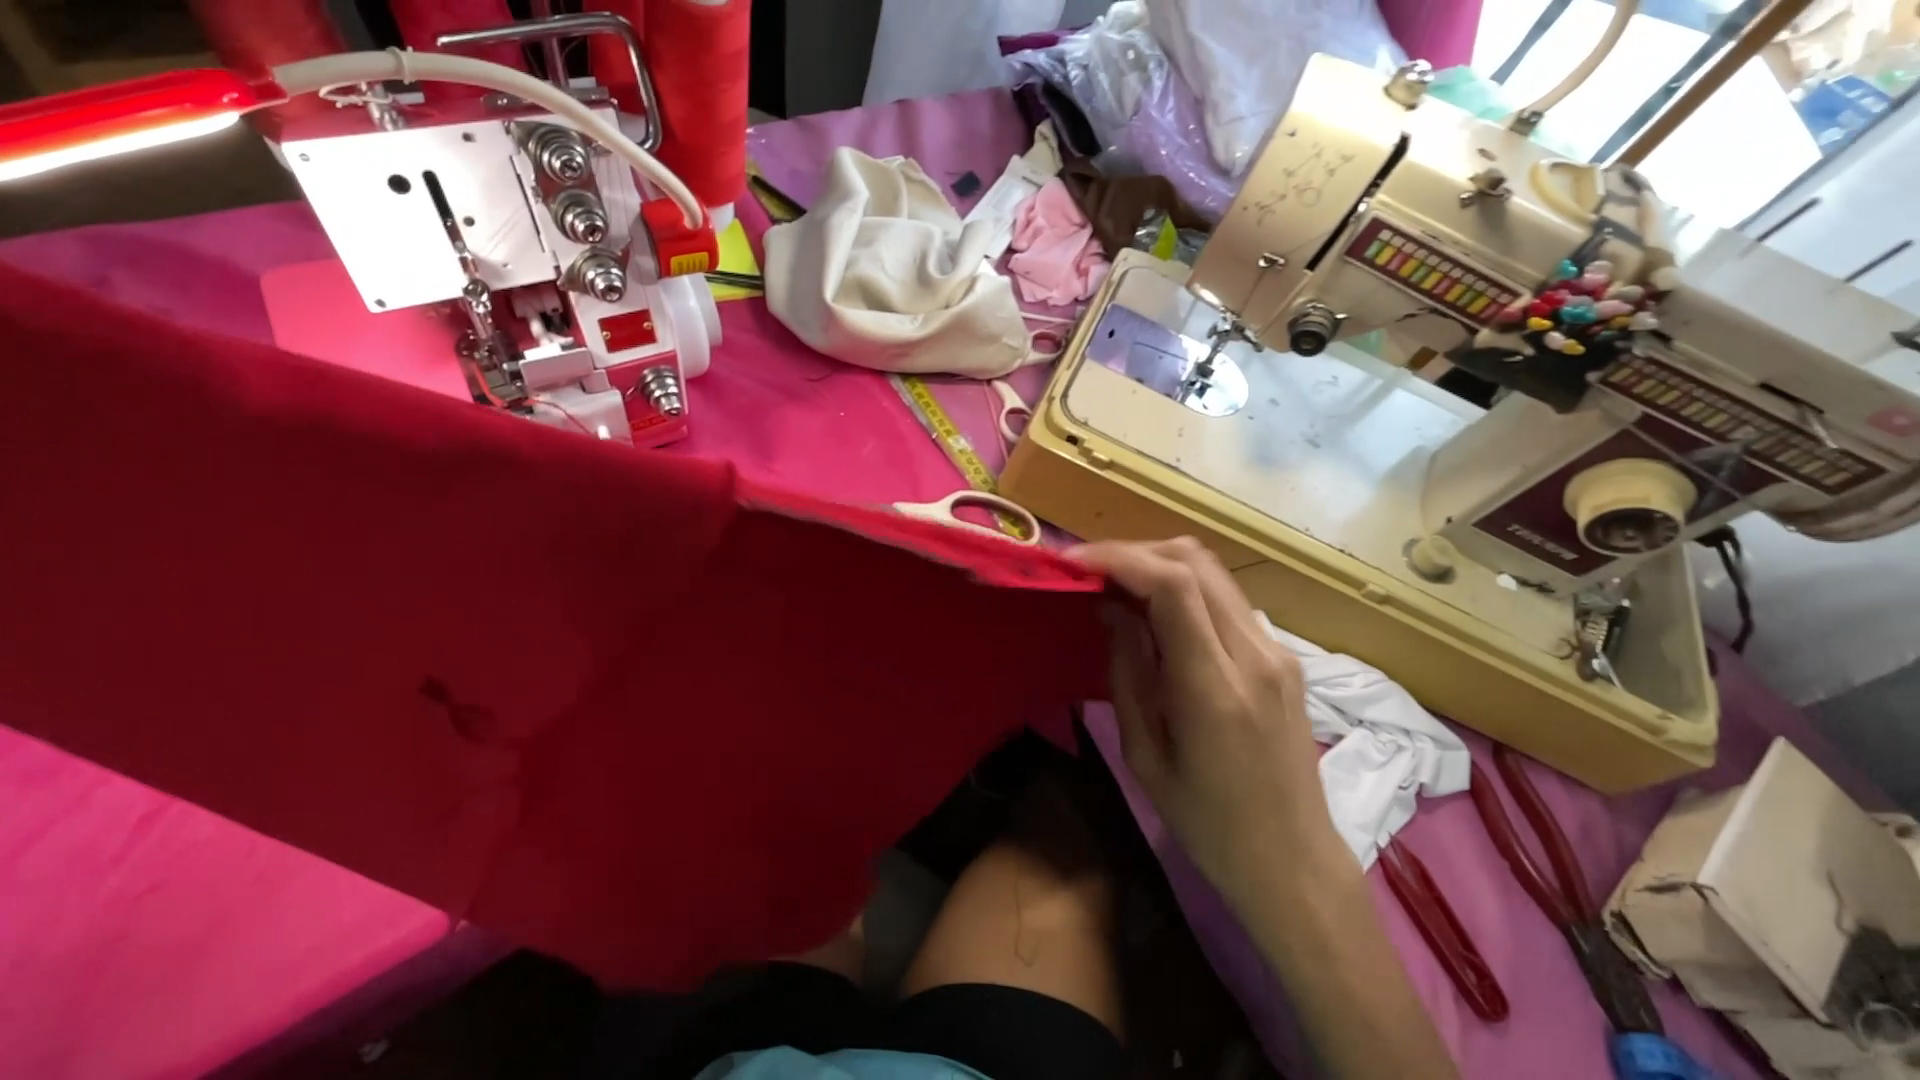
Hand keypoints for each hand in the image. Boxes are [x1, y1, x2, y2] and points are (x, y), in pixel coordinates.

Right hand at [1070, 538, 1338, 899]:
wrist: (1293, 860)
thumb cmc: (1207, 824)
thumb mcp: (1146, 757)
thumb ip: (1128, 674)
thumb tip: (1112, 610)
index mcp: (1215, 687)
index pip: (1172, 584)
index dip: (1118, 558)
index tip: (1073, 563)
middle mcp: (1255, 655)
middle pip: (1196, 561)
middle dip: (1135, 553)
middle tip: (1090, 573)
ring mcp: (1278, 653)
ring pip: (1215, 573)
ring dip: (1161, 567)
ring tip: (1116, 589)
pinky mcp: (1285, 659)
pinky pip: (1228, 602)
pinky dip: (1186, 591)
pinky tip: (1157, 617)